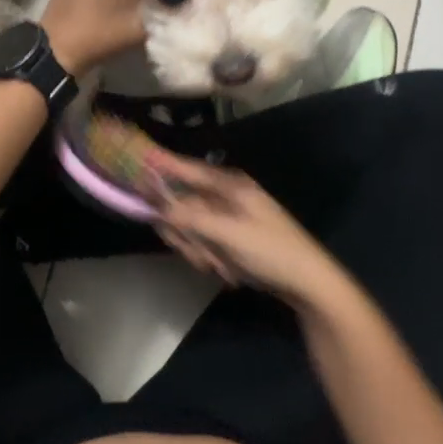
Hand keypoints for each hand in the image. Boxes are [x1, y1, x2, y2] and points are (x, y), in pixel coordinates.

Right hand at [145, 149, 347, 303]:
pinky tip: (224, 270)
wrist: (308, 283)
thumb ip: (189, 216)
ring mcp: (225, 218)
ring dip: (196, 248)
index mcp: (228, 186)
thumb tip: (154, 202)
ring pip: (187, 227)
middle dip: (182, 230)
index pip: (184, 168)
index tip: (134, 160)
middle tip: (197, 250)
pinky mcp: (227, 238)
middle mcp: (224, 196)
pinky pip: (200, 242)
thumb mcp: (227, 233)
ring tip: (216, 265)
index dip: (159, 165)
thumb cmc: (271, 251)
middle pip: (180, 204)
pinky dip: (206, 257)